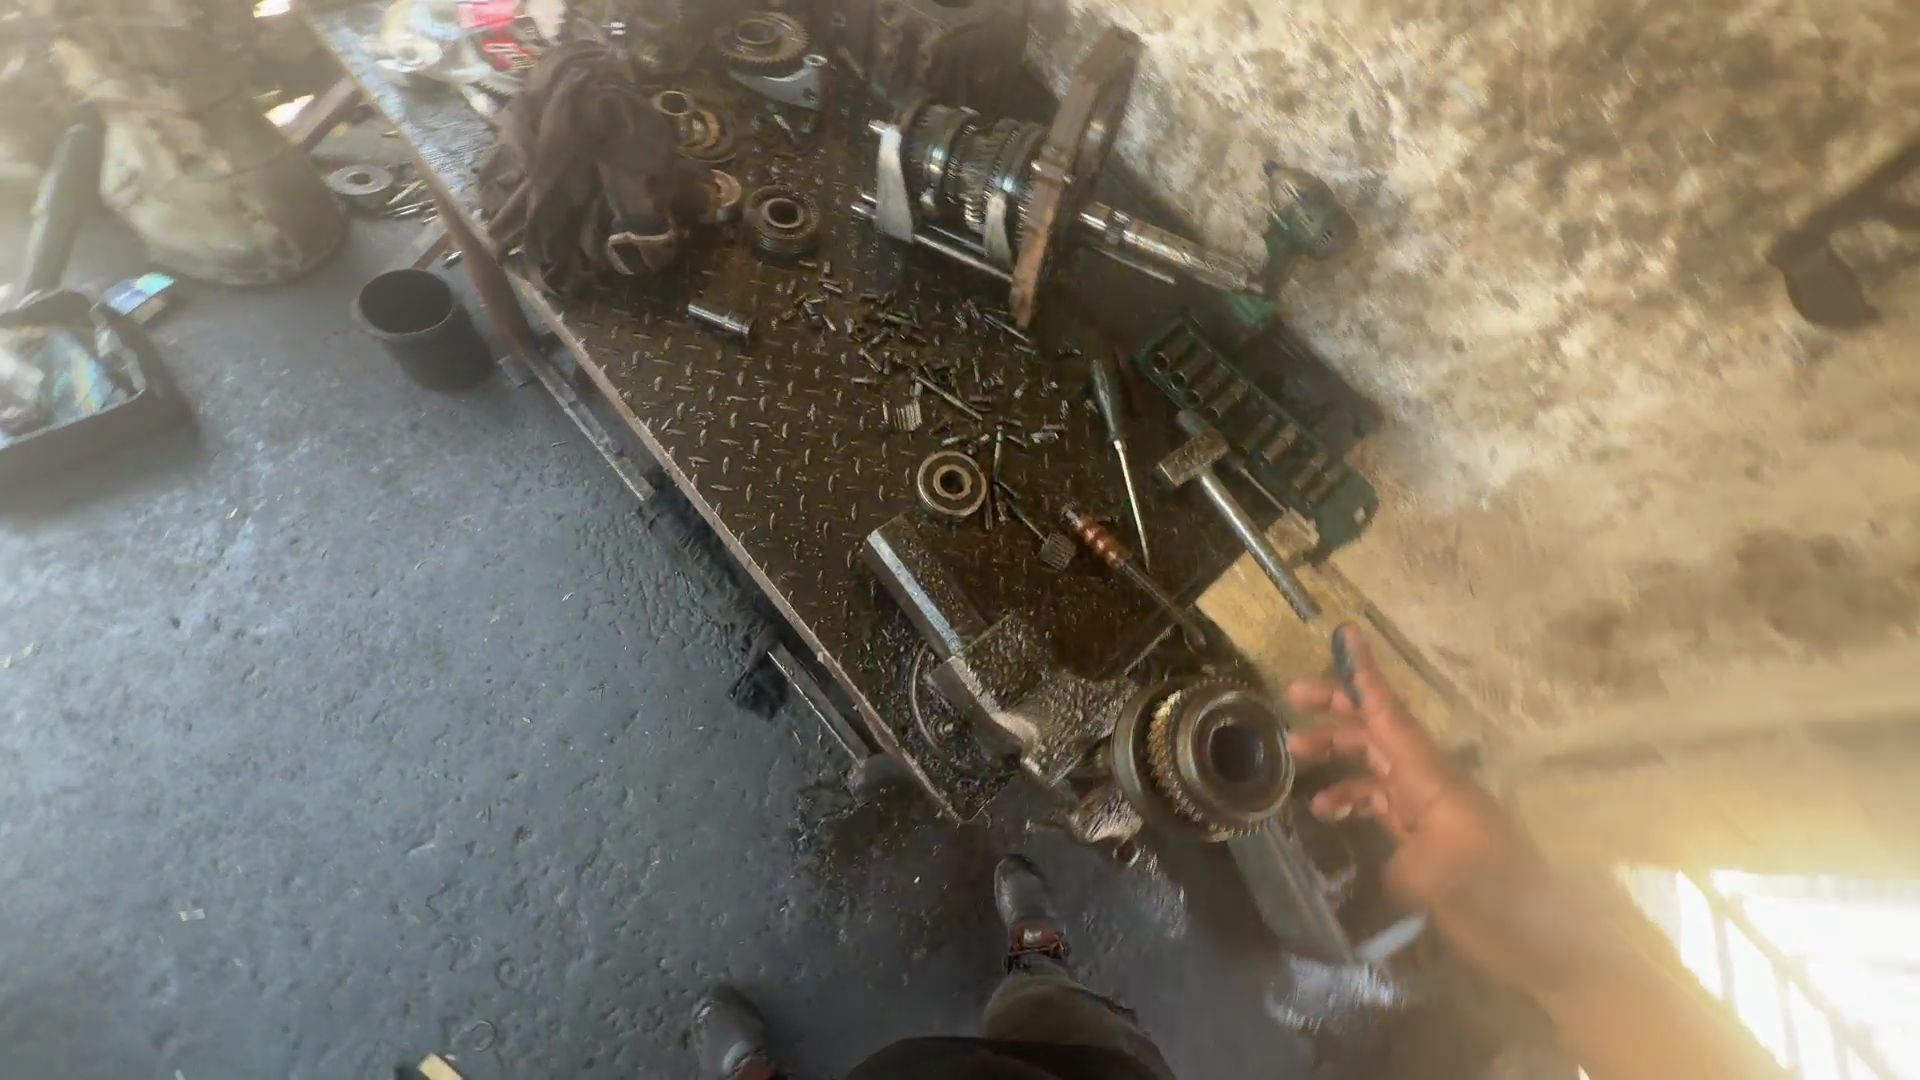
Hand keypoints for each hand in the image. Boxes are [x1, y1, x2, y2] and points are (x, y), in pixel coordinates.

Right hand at [1286, 625, 1566, 989]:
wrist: (1549, 948)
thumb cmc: (1504, 899)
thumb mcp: (1447, 877)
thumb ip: (1405, 857)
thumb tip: (1387, 859)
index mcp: (1434, 777)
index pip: (1391, 715)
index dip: (1366, 675)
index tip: (1346, 634)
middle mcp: (1426, 782)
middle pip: (1374, 729)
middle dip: (1334, 707)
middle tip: (1290, 698)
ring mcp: (1423, 809)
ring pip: (1368, 761)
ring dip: (1332, 752)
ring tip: (1293, 757)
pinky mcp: (1420, 836)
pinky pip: (1374, 799)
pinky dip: (1345, 797)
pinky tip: (1324, 811)